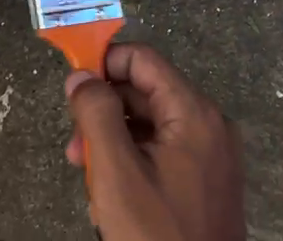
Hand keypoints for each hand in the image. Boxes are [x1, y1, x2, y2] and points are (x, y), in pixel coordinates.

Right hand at [64, 43, 242, 240]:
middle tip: (75, 148)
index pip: (141, 60)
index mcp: (194, 113)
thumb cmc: (156, 234)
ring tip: (89, 176)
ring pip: (149, 124)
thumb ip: (96, 113)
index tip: (72, 91)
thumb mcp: (117, 171)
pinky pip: (161, 151)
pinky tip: (113, 194)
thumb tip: (80, 75)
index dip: (102, 64)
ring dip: (112, 141)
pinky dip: (132, 161)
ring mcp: (211, 155)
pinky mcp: (206, 182)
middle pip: (143, 92)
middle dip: (103, 112)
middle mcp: (209, 125)